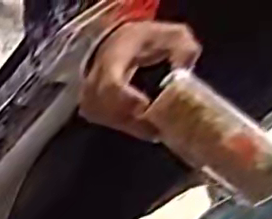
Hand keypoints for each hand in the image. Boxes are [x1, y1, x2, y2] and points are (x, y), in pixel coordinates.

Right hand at [79, 20, 200, 139]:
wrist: (112, 48)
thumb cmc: (143, 42)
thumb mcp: (170, 35)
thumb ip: (182, 50)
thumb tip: (183, 73)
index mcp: (111, 61)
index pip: (110, 86)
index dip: (126, 100)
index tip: (145, 109)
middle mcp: (93, 85)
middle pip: (109, 110)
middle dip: (134, 121)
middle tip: (157, 129)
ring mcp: (88, 101)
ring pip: (108, 120)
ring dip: (132, 127)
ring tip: (154, 131)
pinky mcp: (90, 113)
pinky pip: (108, 123)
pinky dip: (127, 127)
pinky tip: (144, 128)